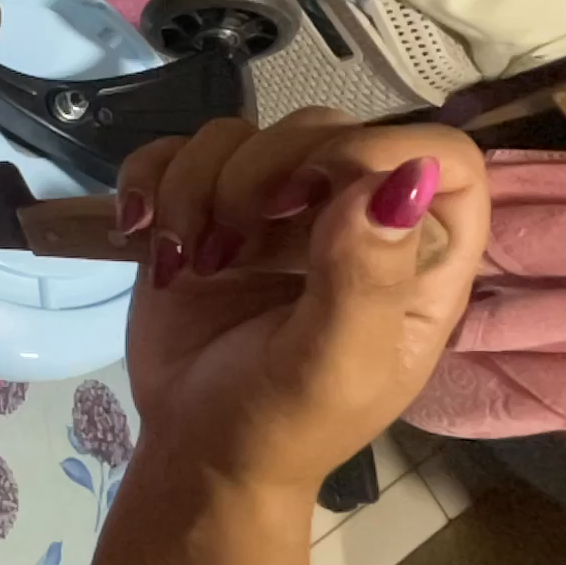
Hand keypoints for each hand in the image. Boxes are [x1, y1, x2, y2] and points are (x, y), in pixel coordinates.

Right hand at [114, 108, 485, 496]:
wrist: (191, 436)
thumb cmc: (279, 418)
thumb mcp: (332, 367)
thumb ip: (364, 281)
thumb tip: (390, 183)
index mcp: (410, 255)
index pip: (431, 155)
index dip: (367, 153)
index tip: (298, 202)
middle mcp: (338, 217)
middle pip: (311, 128)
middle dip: (251, 176)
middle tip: (224, 247)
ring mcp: (257, 210)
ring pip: (226, 136)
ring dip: (186, 190)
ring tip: (179, 259)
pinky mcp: (188, 210)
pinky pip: (163, 154)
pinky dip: (139, 182)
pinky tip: (135, 232)